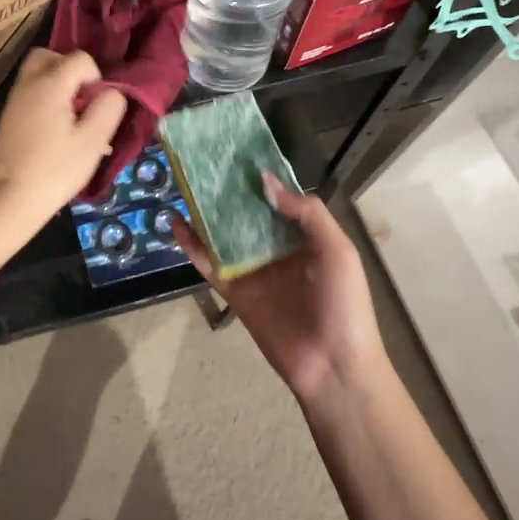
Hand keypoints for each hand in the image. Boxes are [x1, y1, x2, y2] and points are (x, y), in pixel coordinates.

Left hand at [0, 48, 128, 237]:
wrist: (9, 199)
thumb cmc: (55, 169)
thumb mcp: (93, 141)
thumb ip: (108, 109)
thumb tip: (113, 92)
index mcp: (50, 83)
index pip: (80, 58)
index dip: (96, 77)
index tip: (97, 106)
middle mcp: (28, 83)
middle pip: (50, 56)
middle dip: (71, 71)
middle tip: (84, 101)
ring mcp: (14, 100)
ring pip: (37, 74)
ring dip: (58, 85)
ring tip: (73, 118)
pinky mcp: (8, 117)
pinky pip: (30, 93)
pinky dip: (46, 99)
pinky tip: (57, 132)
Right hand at [174, 171, 385, 400]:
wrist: (333, 366)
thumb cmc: (344, 304)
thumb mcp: (337, 250)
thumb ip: (306, 213)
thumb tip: (264, 181)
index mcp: (305, 237)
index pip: (278, 200)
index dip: (259, 178)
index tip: (236, 153)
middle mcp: (276, 249)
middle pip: (246, 213)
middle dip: (228, 191)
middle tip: (201, 162)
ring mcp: (253, 270)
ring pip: (224, 234)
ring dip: (205, 213)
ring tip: (182, 184)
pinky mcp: (234, 291)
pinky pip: (208, 263)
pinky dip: (191, 244)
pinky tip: (174, 223)